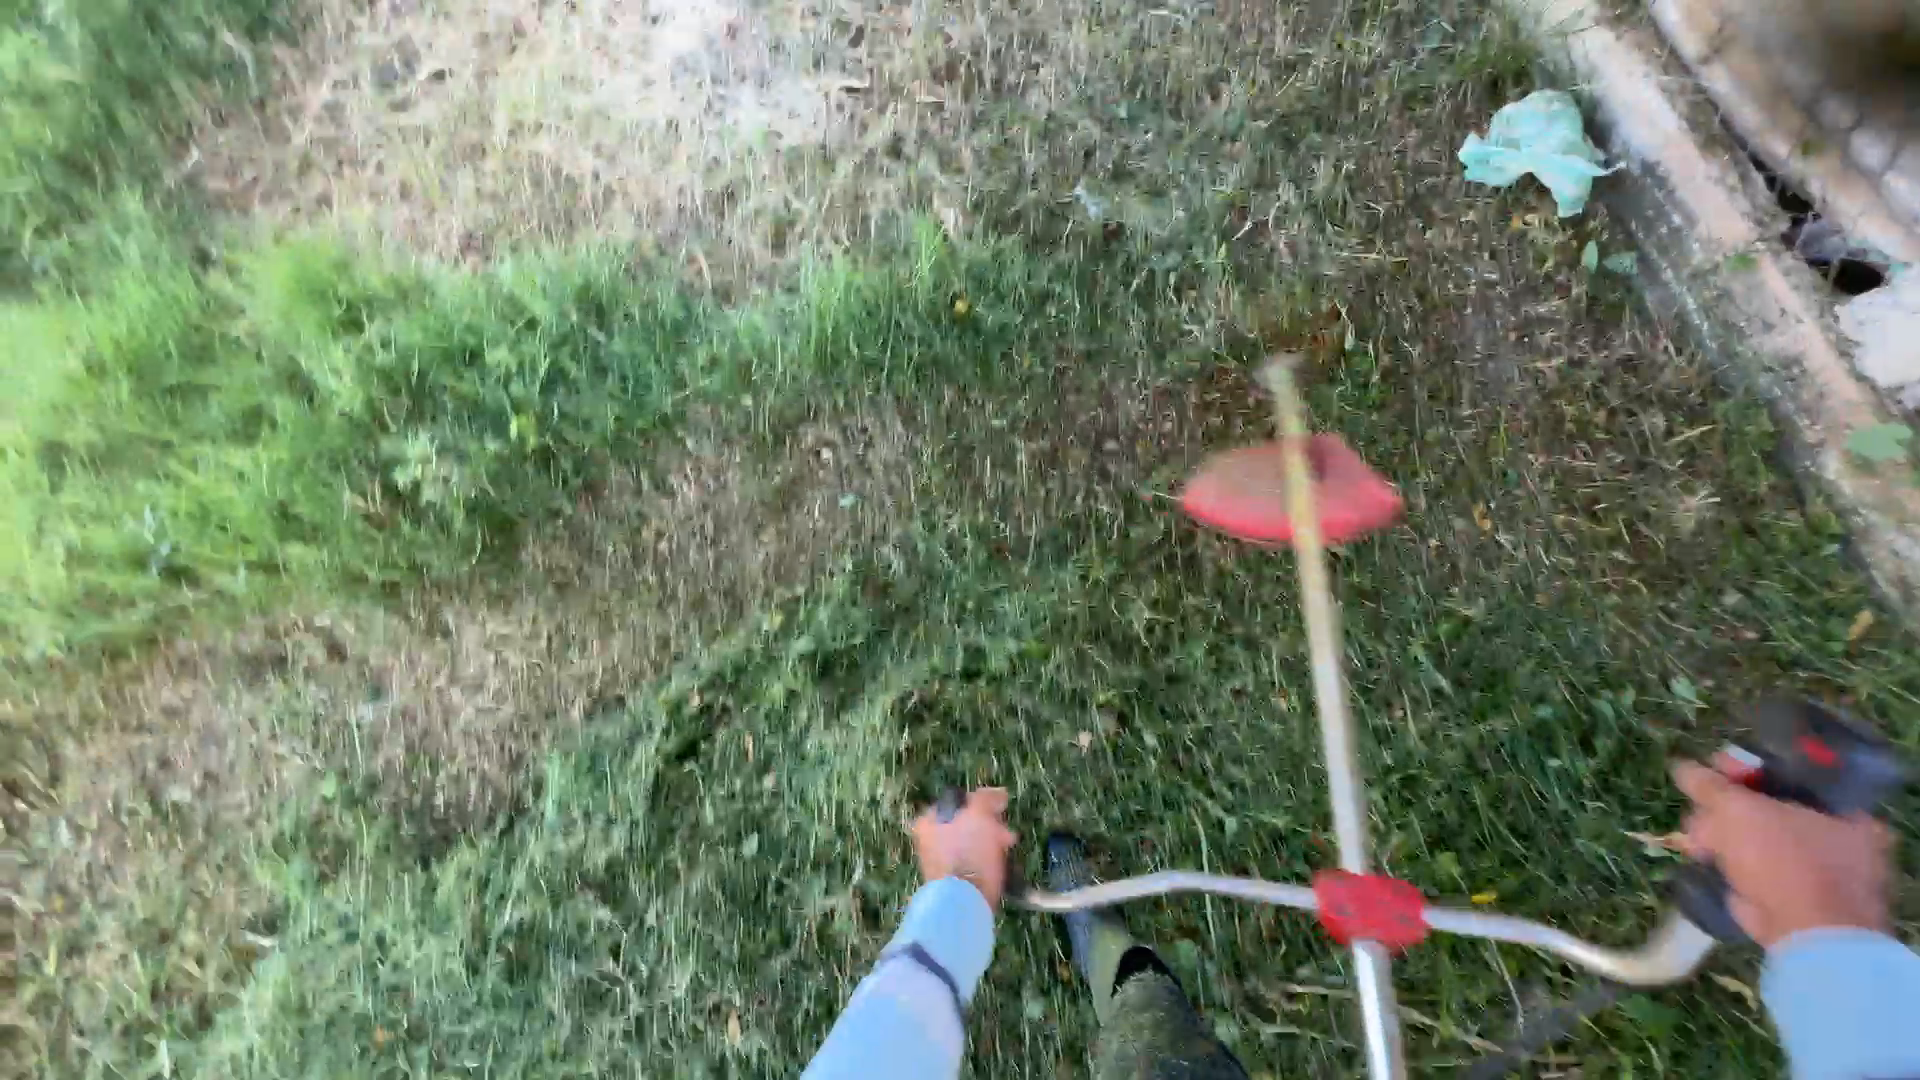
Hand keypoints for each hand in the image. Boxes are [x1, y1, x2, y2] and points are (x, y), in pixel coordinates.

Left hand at [912, 788, 1018, 908]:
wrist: (964, 901)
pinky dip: (985, 861)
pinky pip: (971, 862)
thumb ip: (986, 798)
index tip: (1000, 811)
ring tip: (1006, 850)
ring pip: (971, 842)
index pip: (959, 801)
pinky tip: (999, 866)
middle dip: (990, 825)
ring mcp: (938, 861)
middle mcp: (928, 839)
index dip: (983, 804)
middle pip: (966, 822)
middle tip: (1006, 834)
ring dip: (991, 842)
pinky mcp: (951, 881)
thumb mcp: (979, 814)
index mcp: (928, 819)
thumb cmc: (969, 851)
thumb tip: (998, 792)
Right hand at [1674, 760, 1892, 947]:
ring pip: (1744, 831)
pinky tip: (1703, 856)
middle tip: (1701, 812)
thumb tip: (1681, 766)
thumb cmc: (1783, 859)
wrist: (1803, 930)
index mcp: (1841, 813)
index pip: (1783, 775)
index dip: (1745, 769)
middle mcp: (1831, 836)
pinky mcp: (1786, 886)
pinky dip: (1722, 855)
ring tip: (1698, 844)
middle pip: (1757, 804)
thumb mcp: (1738, 809)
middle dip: (1719, 808)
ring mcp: (1809, 864)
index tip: (1713, 768)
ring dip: (1712, 832)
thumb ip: (1709, 783)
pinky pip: (1744, 857)